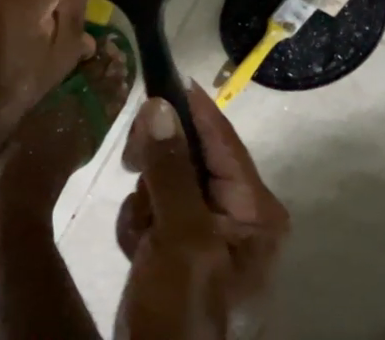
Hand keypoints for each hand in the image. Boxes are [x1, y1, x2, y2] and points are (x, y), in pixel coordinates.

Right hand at [115, 88, 289, 338]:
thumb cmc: (186, 314)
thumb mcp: (181, 240)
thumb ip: (171, 171)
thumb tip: (159, 104)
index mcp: (255, 212)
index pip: (222, 139)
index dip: (192, 106)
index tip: (161, 70)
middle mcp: (237, 215)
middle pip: (190, 155)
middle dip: (157, 169)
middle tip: (130, 165)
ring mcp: (208, 233)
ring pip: (164, 180)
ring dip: (144, 204)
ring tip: (143, 241)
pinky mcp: (181, 247)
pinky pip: (153, 208)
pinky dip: (140, 226)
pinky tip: (140, 254)